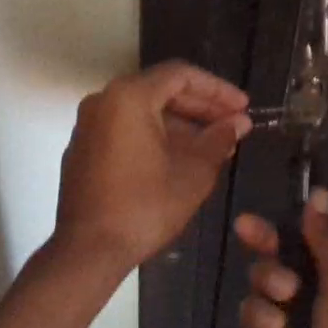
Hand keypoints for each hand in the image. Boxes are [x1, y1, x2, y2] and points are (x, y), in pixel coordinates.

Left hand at [53, 62, 251, 273]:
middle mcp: (103, 101)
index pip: (180, 75)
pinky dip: (155, 136)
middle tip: (234, 124)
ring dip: (181, 124)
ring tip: (215, 145)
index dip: (217, 89)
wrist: (88, 251)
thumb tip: (238, 123)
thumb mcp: (193, 173)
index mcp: (129, 97)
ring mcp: (89, 125)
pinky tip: (181, 159)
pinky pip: (125, 129)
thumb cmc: (144, 207)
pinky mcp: (84, 149)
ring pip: (143, 111)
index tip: (243, 107)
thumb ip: (218, 140)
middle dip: (200, 107)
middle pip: (160, 90)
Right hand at [234, 191, 327, 327]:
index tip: (245, 226)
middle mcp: (298, 304)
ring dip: (262, 316)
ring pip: (249, 307)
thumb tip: (319, 191)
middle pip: (260, 274)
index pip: (283, 247)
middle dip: (268, 278)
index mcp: (320, 280)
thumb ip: (323, 240)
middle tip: (287, 290)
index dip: (263, 235)